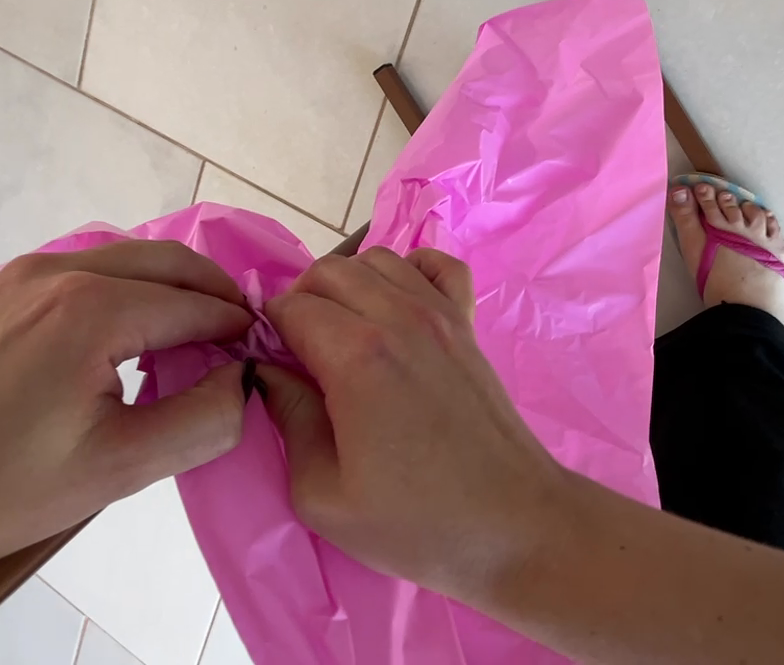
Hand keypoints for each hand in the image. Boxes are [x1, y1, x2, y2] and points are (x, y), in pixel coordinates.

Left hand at [0, 240, 253, 663]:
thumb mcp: (122, 467)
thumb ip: (207, 416)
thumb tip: (244, 377)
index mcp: (90, 305)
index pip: (196, 301)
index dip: (239, 326)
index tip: (266, 352)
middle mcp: (57, 269)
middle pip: (167, 263)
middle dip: (213, 293)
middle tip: (240, 338)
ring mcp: (20, 276)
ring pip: (128, 262)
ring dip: (171, 290)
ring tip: (192, 341)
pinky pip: (88, 274)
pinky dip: (128, 293)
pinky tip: (128, 340)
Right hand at [259, 248, 572, 600]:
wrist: (514, 524)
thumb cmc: (417, 522)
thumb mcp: (323, 495)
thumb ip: (288, 419)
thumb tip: (268, 371)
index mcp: (356, 354)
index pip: (291, 307)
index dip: (271, 331)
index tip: (274, 364)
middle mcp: (397, 315)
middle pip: (329, 271)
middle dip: (302, 301)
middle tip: (303, 352)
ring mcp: (439, 311)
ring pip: (376, 259)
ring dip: (349, 283)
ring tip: (346, 329)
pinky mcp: (468, 320)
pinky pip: (437, 264)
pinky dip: (411, 269)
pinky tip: (400, 304)